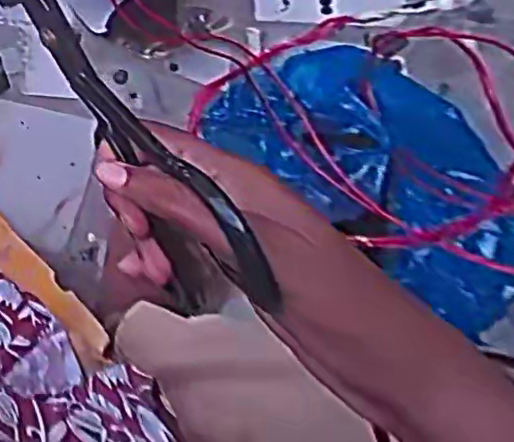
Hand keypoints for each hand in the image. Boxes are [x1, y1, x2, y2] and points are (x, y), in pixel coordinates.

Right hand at [97, 124, 513, 440]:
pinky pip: (165, 240)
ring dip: (139, 238)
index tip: (115, 191)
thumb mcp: (253, 246)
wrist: (399, 374)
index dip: (122, 156)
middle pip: (145, 178)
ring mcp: (221, 226)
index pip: (155, 140)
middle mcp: (223, 195)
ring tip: (151, 267)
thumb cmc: (345, 304)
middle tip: (140, 238)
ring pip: (150, 211)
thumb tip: (113, 170)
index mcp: (234, 178)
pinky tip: (152, 274)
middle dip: (130, 208)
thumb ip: (177, 203)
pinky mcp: (221, 255)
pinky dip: (149, 255)